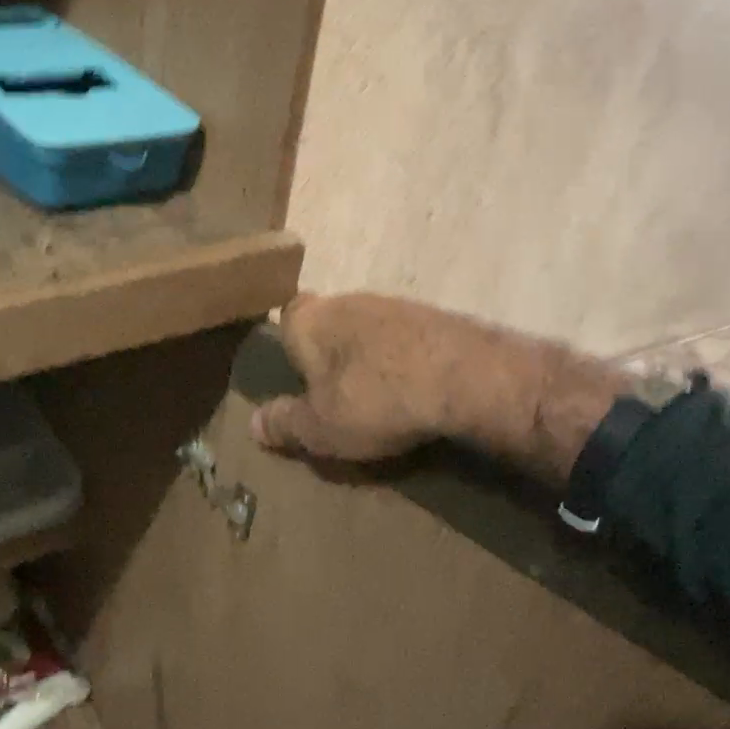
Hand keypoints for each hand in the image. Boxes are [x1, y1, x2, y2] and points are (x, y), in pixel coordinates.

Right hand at [249, 293, 465, 460]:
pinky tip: (417, 394)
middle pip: (329, 323)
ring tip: (378, 400)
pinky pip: (408, 342)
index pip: (286, 315)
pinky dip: (407, 363)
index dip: (287, 342)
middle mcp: (349, 300)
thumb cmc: (377, 400)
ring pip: (370, 331)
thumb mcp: (320, 428)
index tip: (294, 372)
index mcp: (310, 320)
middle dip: (330, 353)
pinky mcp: (440, 319)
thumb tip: (254, 424)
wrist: (475, 379)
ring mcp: (398, 306)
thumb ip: (285, 424)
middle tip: (333, 394)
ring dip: (371, 359)